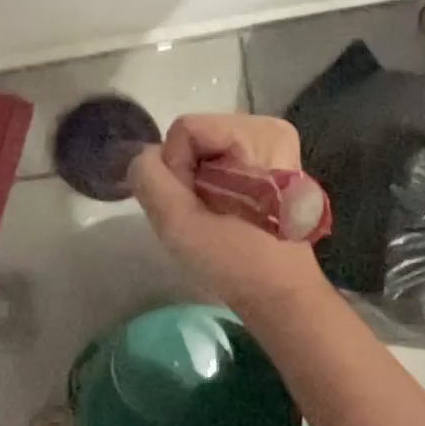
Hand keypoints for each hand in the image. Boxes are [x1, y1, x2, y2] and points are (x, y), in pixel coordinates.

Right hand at [129, 114, 330, 313]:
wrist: (280, 296)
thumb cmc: (236, 263)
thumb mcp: (179, 224)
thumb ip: (149, 179)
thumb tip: (144, 159)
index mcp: (260, 135)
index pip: (184, 131)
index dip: (176, 172)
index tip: (197, 209)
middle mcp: (270, 129)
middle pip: (194, 138)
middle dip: (187, 178)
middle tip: (205, 217)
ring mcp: (272, 146)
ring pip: (201, 151)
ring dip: (196, 186)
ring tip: (214, 218)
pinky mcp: (268, 164)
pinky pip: (216, 162)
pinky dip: (209, 188)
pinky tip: (222, 214)